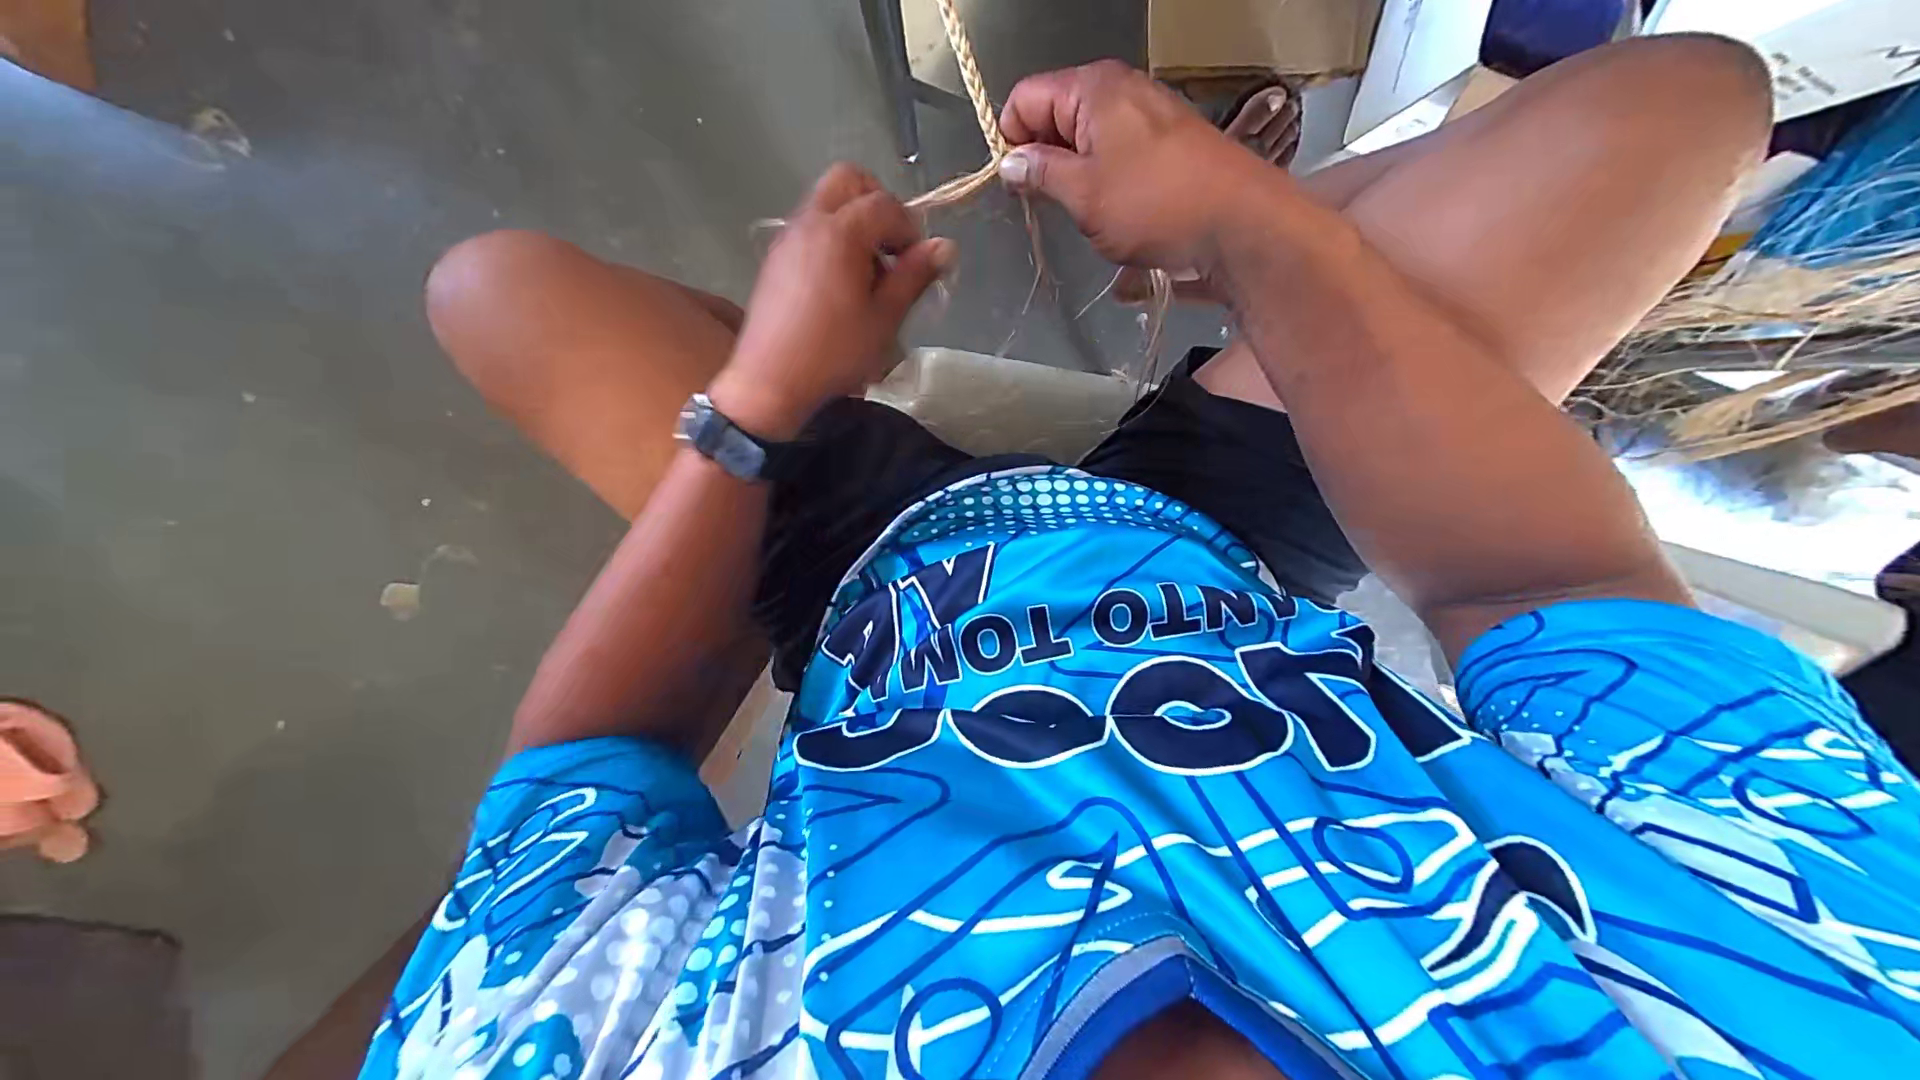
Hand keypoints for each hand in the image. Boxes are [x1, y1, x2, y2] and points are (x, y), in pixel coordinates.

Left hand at [710, 164, 953, 439]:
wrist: (770, 382)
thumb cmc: (834, 354)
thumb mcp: (884, 319)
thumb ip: (914, 276)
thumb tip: (945, 246)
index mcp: (840, 233)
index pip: (885, 204)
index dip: (910, 228)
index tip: (919, 262)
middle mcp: (809, 222)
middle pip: (848, 180)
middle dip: (878, 203)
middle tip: (893, 248)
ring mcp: (787, 238)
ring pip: (826, 202)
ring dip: (855, 222)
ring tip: (869, 274)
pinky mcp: (775, 259)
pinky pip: (810, 228)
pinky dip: (833, 239)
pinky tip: (841, 286)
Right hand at [997, 61, 1286, 274]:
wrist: (1236, 222)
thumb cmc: (1153, 205)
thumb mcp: (1084, 195)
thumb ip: (1041, 174)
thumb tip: (1009, 162)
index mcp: (1093, 88)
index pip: (1025, 99)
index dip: (1010, 141)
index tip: (1017, 186)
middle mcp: (1120, 88)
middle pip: (1055, 115)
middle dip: (1043, 158)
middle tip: (1051, 205)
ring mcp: (1146, 112)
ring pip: (1085, 138)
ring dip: (1075, 175)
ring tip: (1087, 212)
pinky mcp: (1165, 140)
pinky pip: (1115, 151)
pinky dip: (1103, 177)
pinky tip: (1116, 209)